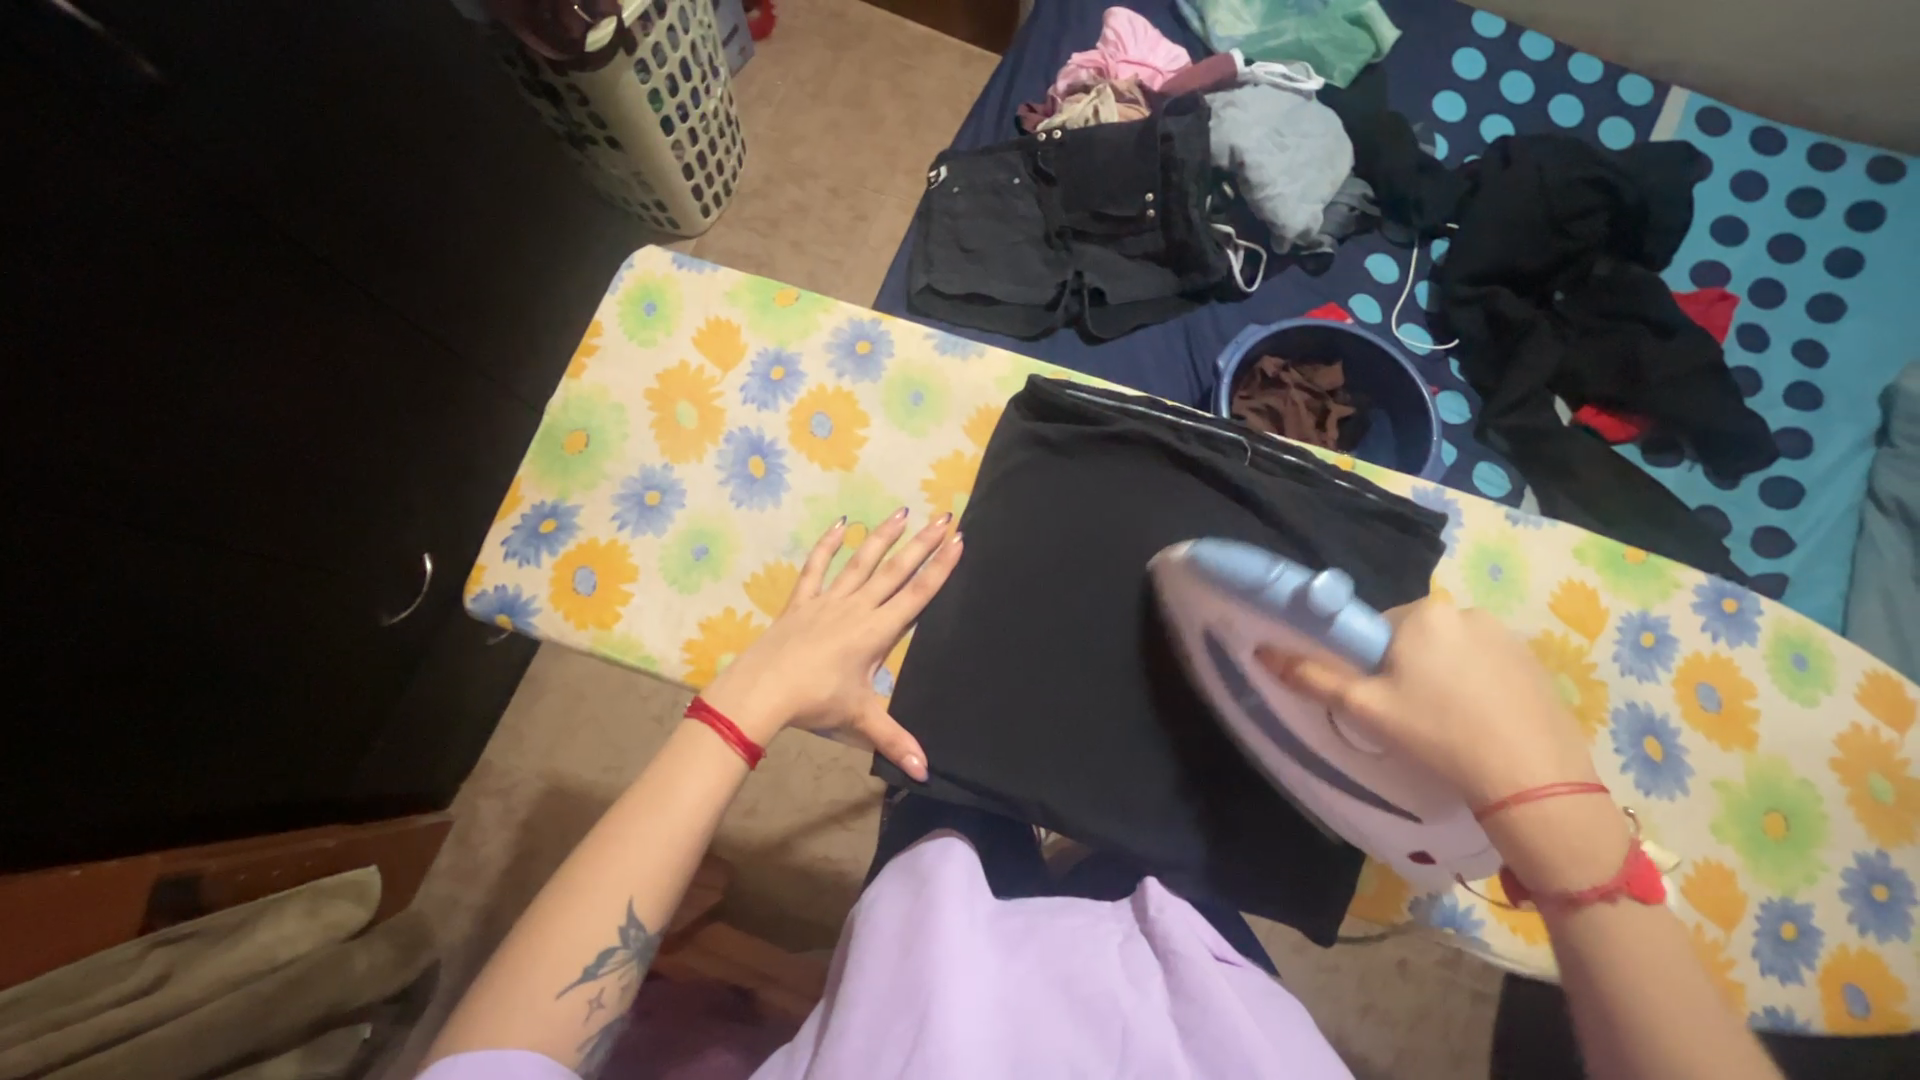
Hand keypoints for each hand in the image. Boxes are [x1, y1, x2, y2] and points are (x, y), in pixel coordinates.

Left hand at [698, 509, 962, 780]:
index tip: (959, 540)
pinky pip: (817, 567)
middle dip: (923, 543)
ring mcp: (828, 600)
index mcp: (876, 632)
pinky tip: (840, 525)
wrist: (762, 690)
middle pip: (896, 571)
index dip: (941, 568)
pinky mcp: (802, 601)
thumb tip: (926, 772)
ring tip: (902, 512)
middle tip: (944, 516)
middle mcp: (857, 608)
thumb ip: (895, 740)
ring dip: (883, 537)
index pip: (917, 595)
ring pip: (862, 562)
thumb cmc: (815, 702)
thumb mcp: (860, 719)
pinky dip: (827, 545)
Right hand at [1255, 596, 1599, 806]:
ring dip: (1443, 676)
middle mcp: (1467, 611)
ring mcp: (1508, 635)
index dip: (1370, 663)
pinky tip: (1480, 722)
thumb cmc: (1436, 733)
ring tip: (1447, 722)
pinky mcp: (1537, 662)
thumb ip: (1313, 676)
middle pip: (1416, 637)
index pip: (1378, 628)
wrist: (1530, 778)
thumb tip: (1263, 652)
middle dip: (1407, 667)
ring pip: (1452, 651)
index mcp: (1423, 612)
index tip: (1379, 696)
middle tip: (1409, 713)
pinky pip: (1488, 665)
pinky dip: (1478, 686)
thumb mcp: (1364, 707)